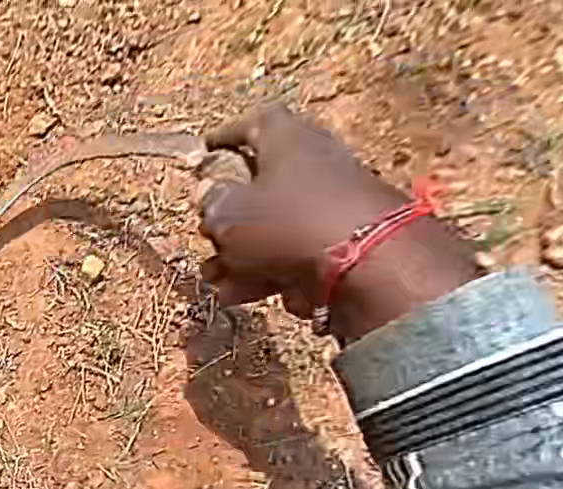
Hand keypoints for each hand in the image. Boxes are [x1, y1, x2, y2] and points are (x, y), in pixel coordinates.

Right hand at [199, 104, 479, 341]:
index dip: (226, 135)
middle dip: (225, 211)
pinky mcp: (328, 242)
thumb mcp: (229, 211)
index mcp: (288, 142)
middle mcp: (310, 166)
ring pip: (264, 226)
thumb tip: (209, 192)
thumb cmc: (285, 224)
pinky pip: (280, 254)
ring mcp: (322, 206)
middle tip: (205, 228)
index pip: (256, 123)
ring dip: (232, 252)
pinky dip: (256, 272)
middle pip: (257, 183)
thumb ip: (212, 199)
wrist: (359, 263)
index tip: (204, 150)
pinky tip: (236, 292)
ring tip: (214, 275)